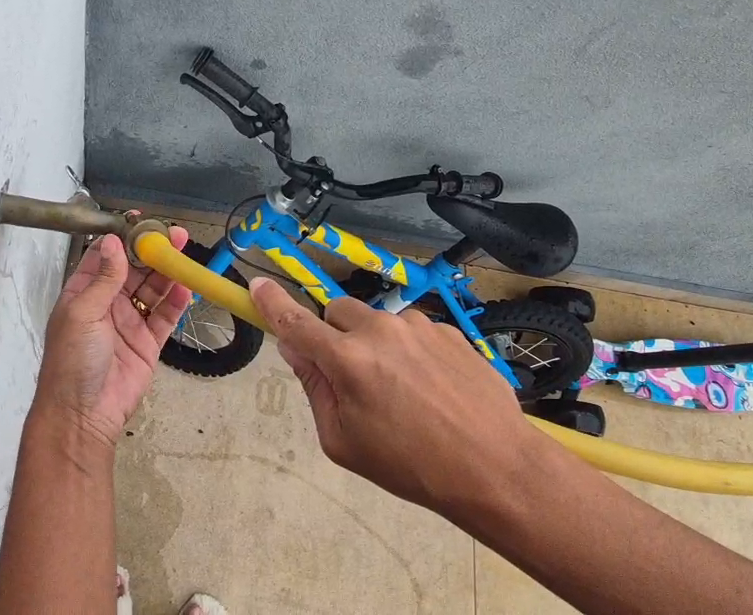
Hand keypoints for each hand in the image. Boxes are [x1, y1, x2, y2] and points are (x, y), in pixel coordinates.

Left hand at [32, 228, 191, 447]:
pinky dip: (176, 301)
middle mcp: (107, 303)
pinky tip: (187, 286)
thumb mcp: (82, 313)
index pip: (105, 256)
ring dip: (168, 272)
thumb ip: (103, 278)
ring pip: (152, 290)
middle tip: (174, 235)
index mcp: (84, 292)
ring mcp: (129, 322)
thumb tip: (114, 241)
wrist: (83, 415)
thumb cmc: (72, 360)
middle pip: (134, 270)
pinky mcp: (148, 343)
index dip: (123, 237)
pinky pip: (165, 316)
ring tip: (185, 253)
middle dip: (152, 251)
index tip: (141, 220)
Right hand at [248, 277, 549, 513]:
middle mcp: (379, 330)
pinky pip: (413, 331)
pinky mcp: (449, 330)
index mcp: (347, 360)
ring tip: (404, 391)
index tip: (256, 284)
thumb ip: (315, 389)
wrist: (496, 467)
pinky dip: (411, 351)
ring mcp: (418, 326)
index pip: (296, 323)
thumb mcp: (343, 442)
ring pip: (377, 321)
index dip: (272, 303)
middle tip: (352, 378)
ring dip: (376, 344)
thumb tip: (297, 349)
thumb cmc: (411, 466)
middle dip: (335, 336)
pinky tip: (432, 388)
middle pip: (336, 312)